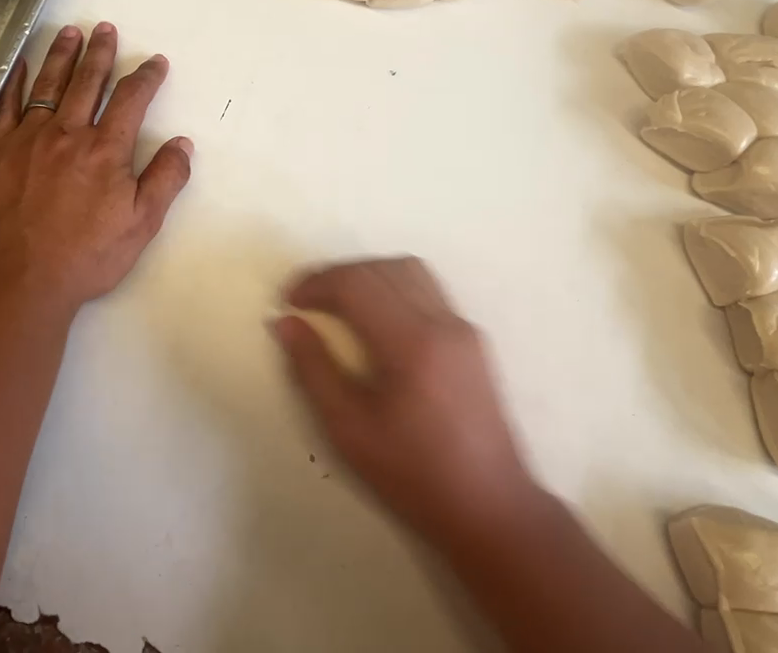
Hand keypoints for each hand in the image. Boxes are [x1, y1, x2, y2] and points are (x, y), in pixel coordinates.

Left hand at [0, 23, 192, 318]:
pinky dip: (15, 83)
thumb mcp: (141, 225)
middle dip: (100, 53)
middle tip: (104, 28)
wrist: (20, 279)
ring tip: (70, 32)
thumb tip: (182, 143)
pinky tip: (21, 66)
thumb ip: (165, 180)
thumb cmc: (86, 256)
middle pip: (88, 82)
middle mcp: (68, 133)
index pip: (132, 99)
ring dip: (62, 56)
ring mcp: (29, 139)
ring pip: (49, 85)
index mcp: (106, 149)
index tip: (156, 62)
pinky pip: (6, 107)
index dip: (146, 77)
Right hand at [274, 258, 544, 549]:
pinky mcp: (473, 341)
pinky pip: (427, 291)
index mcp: (411, 342)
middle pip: (382, 268)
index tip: (290, 303)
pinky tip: (375, 324)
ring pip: (409, 271)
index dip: (316, 282)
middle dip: (338, 276)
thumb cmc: (413, 474)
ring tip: (339, 307)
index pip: (357, 282)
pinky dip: (392, 289)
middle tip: (308, 303)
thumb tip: (286, 323)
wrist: (490, 509)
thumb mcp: (348, 428)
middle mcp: (442, 322)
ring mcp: (463, 328)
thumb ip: (313, 368)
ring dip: (367, 277)